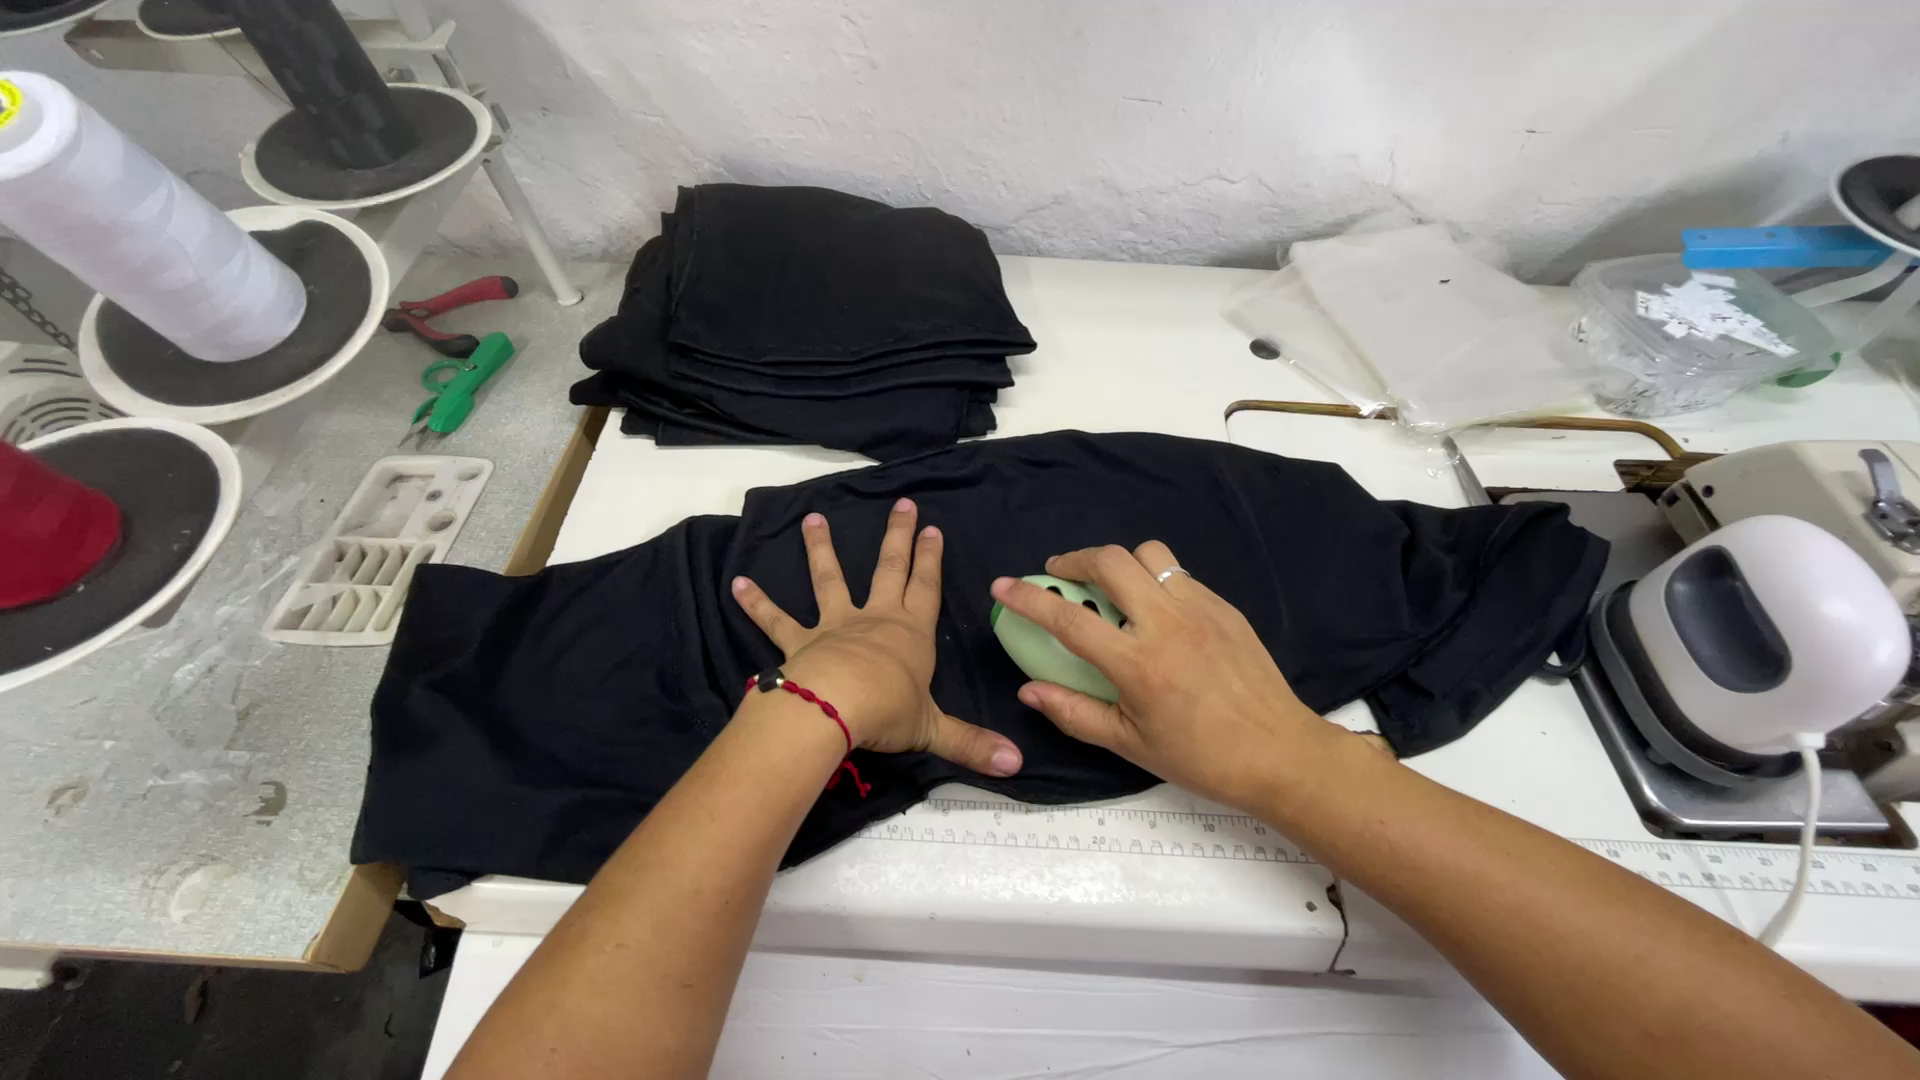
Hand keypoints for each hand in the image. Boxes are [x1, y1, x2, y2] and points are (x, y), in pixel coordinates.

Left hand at [732, 498, 1022, 777]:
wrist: (836, 708)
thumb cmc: (888, 712)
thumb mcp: (934, 729)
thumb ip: (972, 743)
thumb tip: (1017, 764)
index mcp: (910, 633)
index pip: (926, 587)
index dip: (931, 559)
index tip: (932, 528)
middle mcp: (875, 619)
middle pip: (889, 569)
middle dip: (897, 537)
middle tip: (900, 504)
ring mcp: (834, 625)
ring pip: (828, 579)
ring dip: (821, 548)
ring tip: (813, 519)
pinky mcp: (800, 641)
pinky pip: (775, 619)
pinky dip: (757, 602)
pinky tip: (738, 583)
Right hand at [989, 541, 1349, 811]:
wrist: (1281, 753)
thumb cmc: (1201, 757)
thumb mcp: (1130, 744)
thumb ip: (1074, 712)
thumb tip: (1029, 690)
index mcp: (1138, 664)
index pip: (1069, 619)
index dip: (1029, 598)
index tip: (1003, 585)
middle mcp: (1166, 623)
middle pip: (1110, 560)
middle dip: (1074, 558)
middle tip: (1060, 573)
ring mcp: (1200, 609)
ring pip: (1149, 554)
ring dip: (1120, 563)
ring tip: (1112, 588)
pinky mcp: (1224, 607)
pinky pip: (1179, 574)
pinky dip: (1155, 580)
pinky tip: (1156, 612)